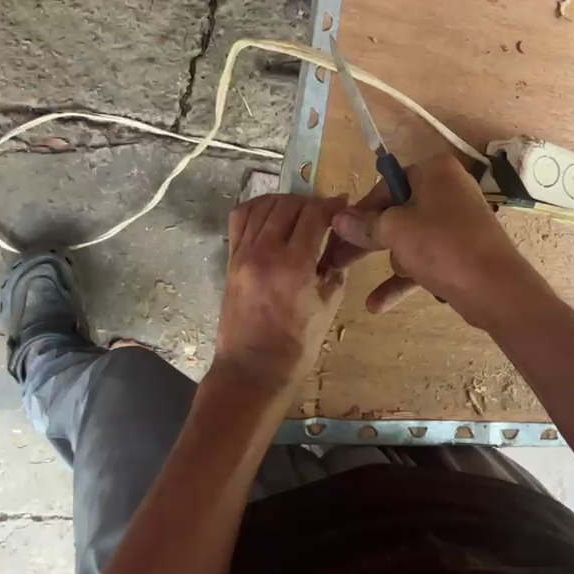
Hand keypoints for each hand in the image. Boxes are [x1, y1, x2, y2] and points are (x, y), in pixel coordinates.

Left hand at [213, 193, 350, 394]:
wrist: (251, 371)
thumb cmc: (296, 346)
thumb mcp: (329, 306)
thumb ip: (335, 266)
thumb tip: (340, 238)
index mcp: (294, 266)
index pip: (314, 214)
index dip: (332, 205)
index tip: (343, 205)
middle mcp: (265, 252)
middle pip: (290, 205)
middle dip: (312, 202)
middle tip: (325, 212)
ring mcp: (243, 254)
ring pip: (264, 205)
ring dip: (287, 202)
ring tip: (300, 212)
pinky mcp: (231, 259)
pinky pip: (241, 218)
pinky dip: (258, 207)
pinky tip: (272, 213)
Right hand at [328, 154, 542, 325]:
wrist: (496, 288)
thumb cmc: (443, 246)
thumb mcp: (395, 231)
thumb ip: (365, 225)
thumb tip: (338, 219)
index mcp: (434, 171)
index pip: (386, 185)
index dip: (361, 211)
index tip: (339, 233)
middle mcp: (447, 189)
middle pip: (397, 212)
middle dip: (369, 241)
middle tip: (339, 260)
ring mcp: (456, 221)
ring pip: (410, 238)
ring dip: (392, 262)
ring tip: (373, 294)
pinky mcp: (460, 250)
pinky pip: (425, 258)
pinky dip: (404, 278)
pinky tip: (377, 304)